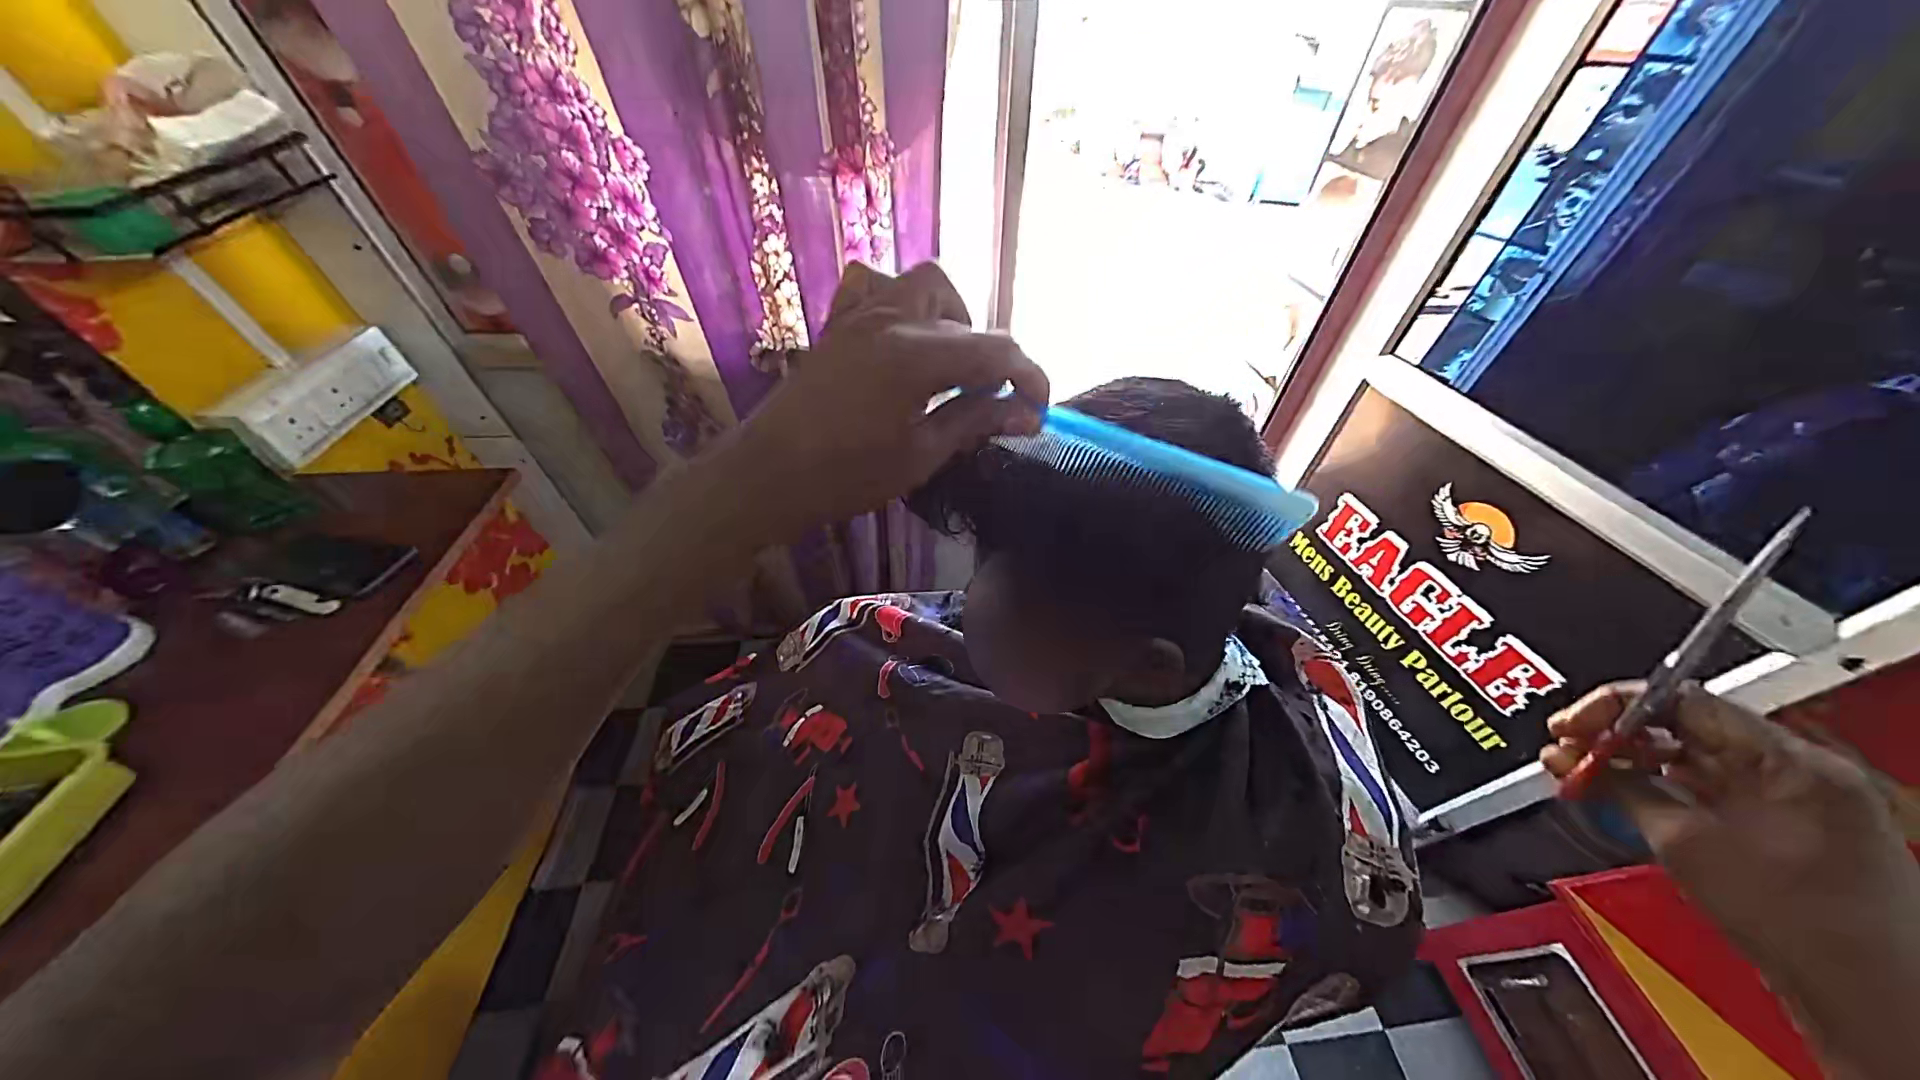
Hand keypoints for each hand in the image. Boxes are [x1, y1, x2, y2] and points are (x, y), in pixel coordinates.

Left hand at [724, 263, 1048, 534]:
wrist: (766, 475)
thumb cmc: (845, 475)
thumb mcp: (920, 456)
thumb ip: (974, 422)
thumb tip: (1026, 413)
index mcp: (917, 355)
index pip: (997, 350)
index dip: (1029, 378)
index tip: (1039, 410)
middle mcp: (893, 320)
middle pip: (966, 319)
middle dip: (994, 357)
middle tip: (992, 401)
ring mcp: (861, 316)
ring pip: (925, 287)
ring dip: (953, 320)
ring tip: (952, 367)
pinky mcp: (839, 326)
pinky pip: (878, 290)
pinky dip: (905, 306)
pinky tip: (905, 342)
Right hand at [1541, 682, 1914, 956]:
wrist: (1865, 995)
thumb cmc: (1801, 925)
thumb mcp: (1681, 841)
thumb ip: (1620, 786)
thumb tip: (1570, 758)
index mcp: (1791, 761)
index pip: (1679, 700)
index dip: (1612, 708)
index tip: (1570, 725)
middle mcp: (1800, 767)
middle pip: (1682, 722)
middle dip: (1615, 733)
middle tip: (1567, 747)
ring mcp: (1795, 794)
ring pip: (1688, 751)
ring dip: (1631, 756)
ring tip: (1583, 770)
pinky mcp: (1782, 817)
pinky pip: (1704, 780)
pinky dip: (1658, 780)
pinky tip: (1621, 788)